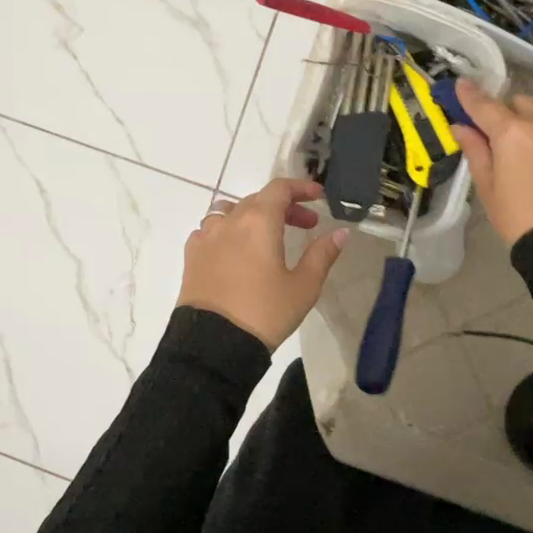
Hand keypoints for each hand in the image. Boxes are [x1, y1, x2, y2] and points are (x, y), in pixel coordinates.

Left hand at [178, 178, 348, 350]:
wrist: (214, 343)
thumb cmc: (265, 312)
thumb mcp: (303, 286)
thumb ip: (322, 254)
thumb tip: (340, 233)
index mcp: (258, 221)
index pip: (279, 189)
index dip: (301, 188)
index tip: (318, 198)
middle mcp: (229, 221)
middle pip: (258, 200)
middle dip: (284, 207)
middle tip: (305, 226)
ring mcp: (206, 236)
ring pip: (231, 212)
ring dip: (253, 217)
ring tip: (267, 238)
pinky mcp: (191, 255)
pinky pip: (210, 231)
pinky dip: (228, 232)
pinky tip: (236, 252)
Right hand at [452, 80, 532, 245]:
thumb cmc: (521, 218)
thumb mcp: (489, 189)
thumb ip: (475, 152)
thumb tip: (460, 127)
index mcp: (511, 133)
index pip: (484, 106)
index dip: (470, 95)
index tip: (461, 85)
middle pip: (519, 102)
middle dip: (508, 113)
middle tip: (505, 134)